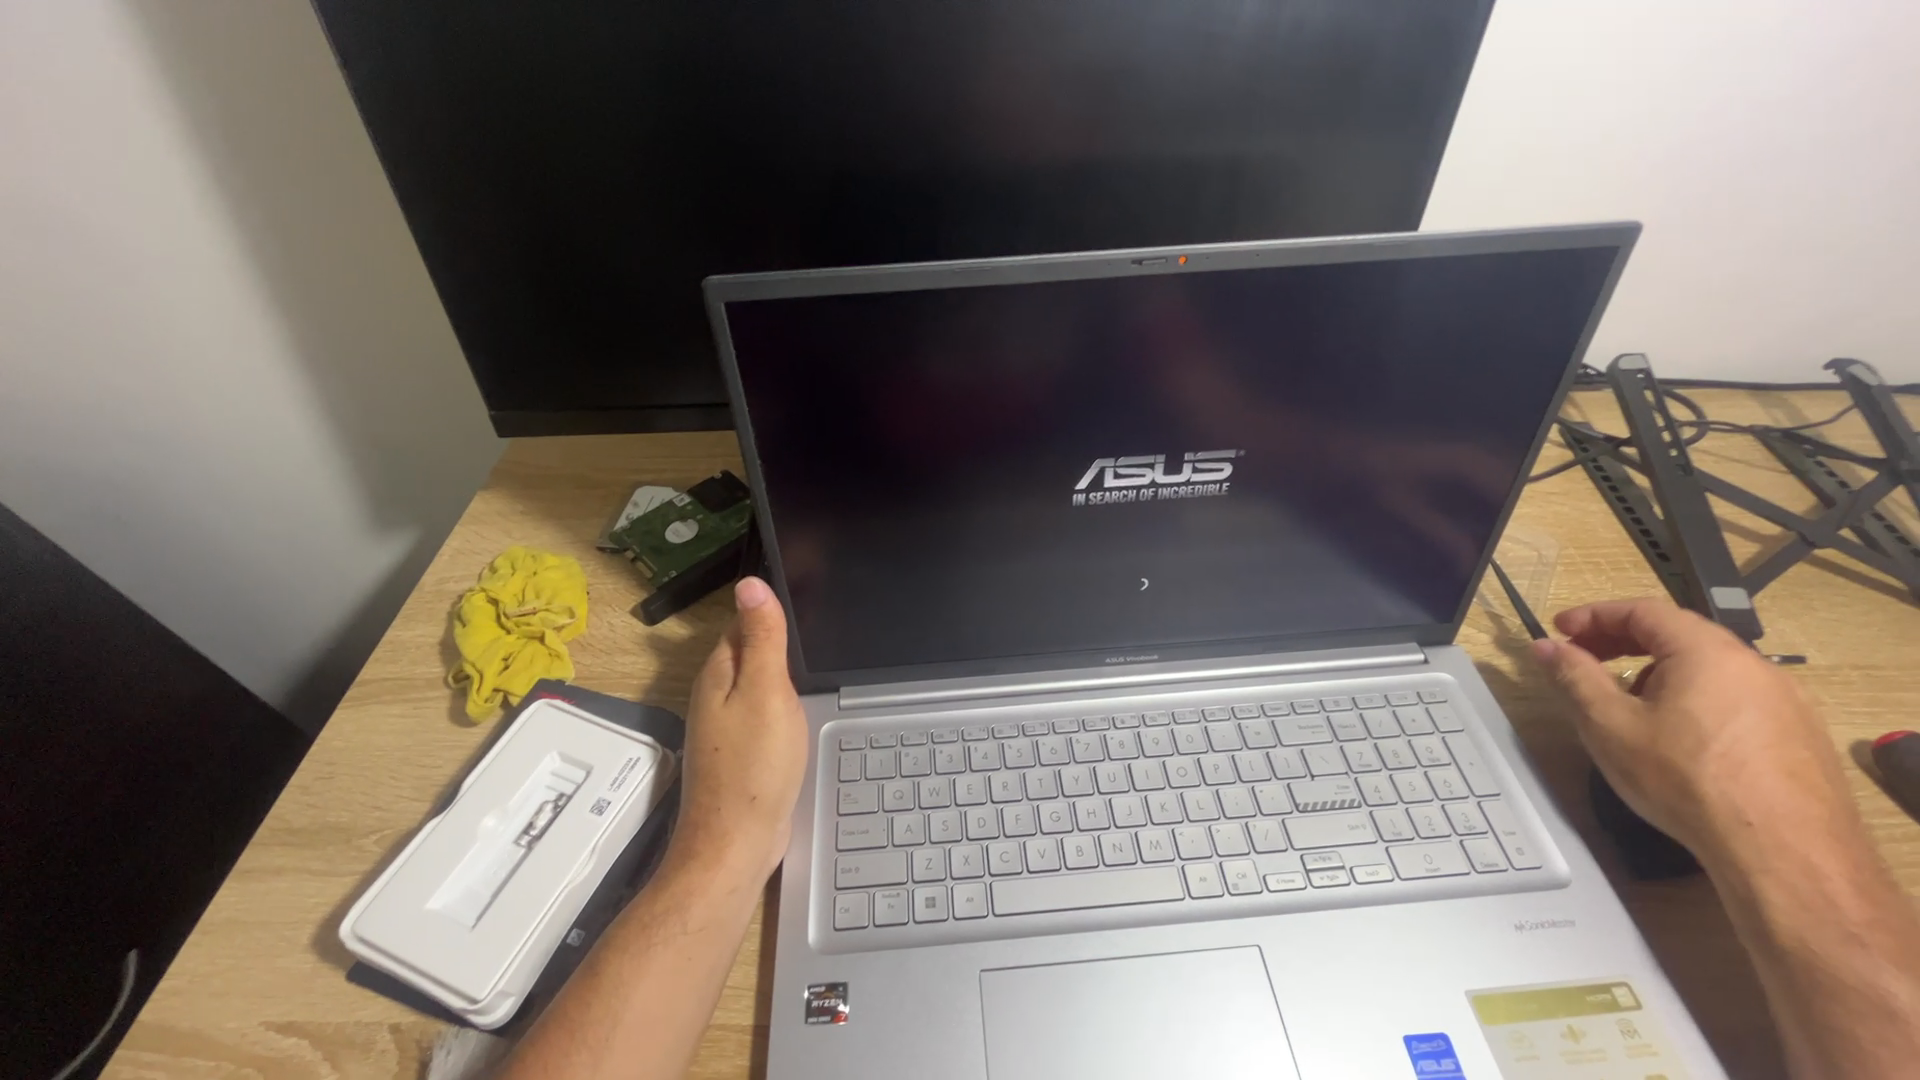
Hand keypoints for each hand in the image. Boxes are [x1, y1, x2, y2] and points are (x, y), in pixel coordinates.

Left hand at [665, 576, 808, 880]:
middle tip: (815, 627)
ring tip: (812, 663)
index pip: (740, 624)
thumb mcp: (766, 692)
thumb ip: (762, 639)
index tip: (805, 597)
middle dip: (773, 637)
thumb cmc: (755, 766)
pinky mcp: (739, 752)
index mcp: (718, 674)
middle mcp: (714, 696)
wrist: (736, 843)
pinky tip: (798, 709)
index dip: (767, 609)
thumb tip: (750, 584)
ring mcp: (725, 726)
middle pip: (745, 652)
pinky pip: (759, 711)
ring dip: (777, 671)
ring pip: (753, 683)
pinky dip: (779, 702)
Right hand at [1528, 598, 1852, 870]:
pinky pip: (1735, 697)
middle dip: (1623, 640)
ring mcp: (1786, 701)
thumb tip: (1545, 646)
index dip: (1595, 615)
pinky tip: (1676, 736)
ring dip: (1657, 670)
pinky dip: (1693, 697)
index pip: (1644, 611)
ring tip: (1625, 703)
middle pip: (1680, 635)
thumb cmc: (1684, 778)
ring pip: (1709, 668)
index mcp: (1707, 652)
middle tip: (1582, 659)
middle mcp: (1754, 666)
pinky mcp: (1800, 736)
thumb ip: (1574, 677)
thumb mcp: (1609, 725)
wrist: (1784, 852)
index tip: (1560, 631)